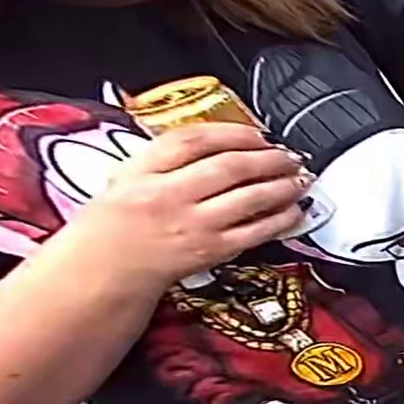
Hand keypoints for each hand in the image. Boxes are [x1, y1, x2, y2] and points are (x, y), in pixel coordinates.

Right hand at [69, 123, 306, 289]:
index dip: (236, 132)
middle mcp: (166, 196)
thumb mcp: (127, 180)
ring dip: (287, 185)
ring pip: (254, 196)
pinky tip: (298, 208)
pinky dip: (288, 216)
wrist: (101, 270)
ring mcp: (194, 224)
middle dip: (272, 158)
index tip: (261, 134)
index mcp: (139, 173)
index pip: (192, 140)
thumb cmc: (117, 223)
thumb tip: (229, 143)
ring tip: (301, 178)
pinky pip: (264, 228)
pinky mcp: (216, 248)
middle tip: (292, 157)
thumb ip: (170, 161)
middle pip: (232, 166)